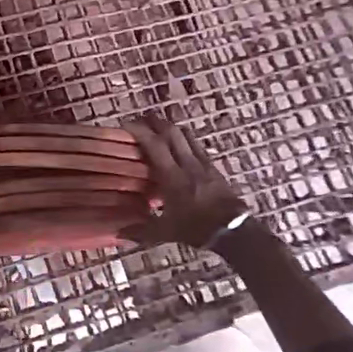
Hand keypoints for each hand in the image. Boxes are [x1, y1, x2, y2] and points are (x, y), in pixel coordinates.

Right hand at [120, 114, 249, 248]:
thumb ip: (140, 230)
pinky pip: (197, 146)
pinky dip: (185, 140)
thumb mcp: (165, 232)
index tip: (126, 124)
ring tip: (158, 127)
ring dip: (171, 128)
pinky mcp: (214, 168)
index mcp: (172, 177)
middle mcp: (188, 165)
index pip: (155, 146)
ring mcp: (203, 164)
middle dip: (155, 122)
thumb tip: (118, 232)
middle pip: (173, 133)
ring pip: (187, 136)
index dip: (140, 131)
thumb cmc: (196, 229)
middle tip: (140, 119)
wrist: (234, 232)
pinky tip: (179, 145)